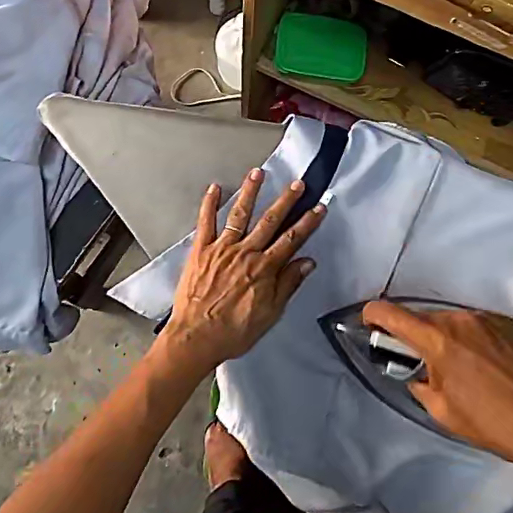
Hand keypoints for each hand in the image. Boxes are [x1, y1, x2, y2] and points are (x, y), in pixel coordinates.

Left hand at [157, 168, 325, 372]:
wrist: (194, 340)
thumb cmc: (232, 331)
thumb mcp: (270, 313)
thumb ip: (288, 284)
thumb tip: (306, 263)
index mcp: (265, 268)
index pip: (292, 239)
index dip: (308, 222)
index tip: (318, 208)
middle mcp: (246, 253)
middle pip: (270, 221)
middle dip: (286, 200)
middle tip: (297, 184)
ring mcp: (222, 250)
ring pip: (240, 215)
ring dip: (251, 192)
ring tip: (258, 173)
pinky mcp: (201, 252)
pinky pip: (205, 223)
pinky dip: (209, 204)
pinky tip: (215, 188)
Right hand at [360, 302, 512, 481]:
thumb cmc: (495, 423)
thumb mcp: (443, 411)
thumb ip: (420, 383)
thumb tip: (416, 372)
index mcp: (441, 341)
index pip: (395, 315)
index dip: (375, 315)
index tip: (368, 319)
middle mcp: (464, 320)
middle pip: (426, 318)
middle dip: (415, 335)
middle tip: (414, 359)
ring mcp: (489, 319)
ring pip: (453, 321)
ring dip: (446, 337)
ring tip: (456, 369)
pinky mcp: (509, 323)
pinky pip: (478, 325)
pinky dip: (471, 339)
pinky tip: (482, 366)